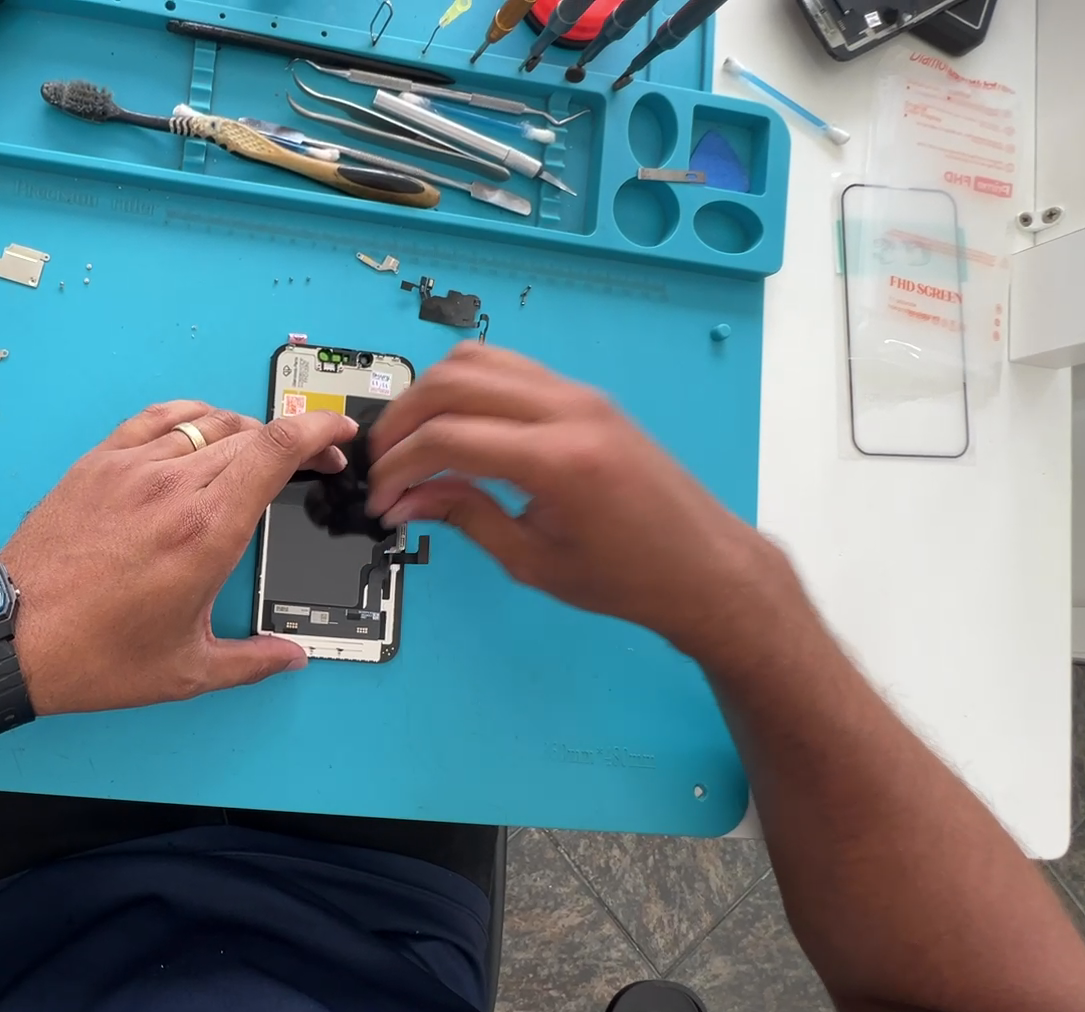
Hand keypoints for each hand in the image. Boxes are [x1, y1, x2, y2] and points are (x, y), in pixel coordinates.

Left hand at [2, 401, 356, 714]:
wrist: (13, 637)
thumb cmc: (91, 653)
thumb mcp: (186, 670)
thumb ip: (251, 660)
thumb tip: (289, 657)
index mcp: (206, 532)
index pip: (277, 449)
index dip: (319, 430)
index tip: (339, 433)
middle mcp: (172, 488)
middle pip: (252, 434)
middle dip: (294, 440)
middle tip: (308, 463)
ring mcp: (132, 469)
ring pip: (208, 422)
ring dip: (246, 431)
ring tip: (257, 452)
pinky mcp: (98, 465)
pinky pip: (156, 417)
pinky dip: (190, 415)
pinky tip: (199, 427)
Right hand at [364, 344, 802, 662]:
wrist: (705, 567)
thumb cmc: (622, 579)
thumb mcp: (528, 559)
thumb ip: (461, 515)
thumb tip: (402, 500)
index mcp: (558, 460)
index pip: (446, 438)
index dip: (397, 467)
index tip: (380, 501)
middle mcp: (567, 409)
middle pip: (451, 382)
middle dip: (400, 423)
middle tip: (382, 467)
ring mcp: (578, 393)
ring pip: (474, 360)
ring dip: (427, 395)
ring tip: (409, 443)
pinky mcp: (581, 394)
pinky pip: (504, 367)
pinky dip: (461, 388)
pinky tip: (451, 427)